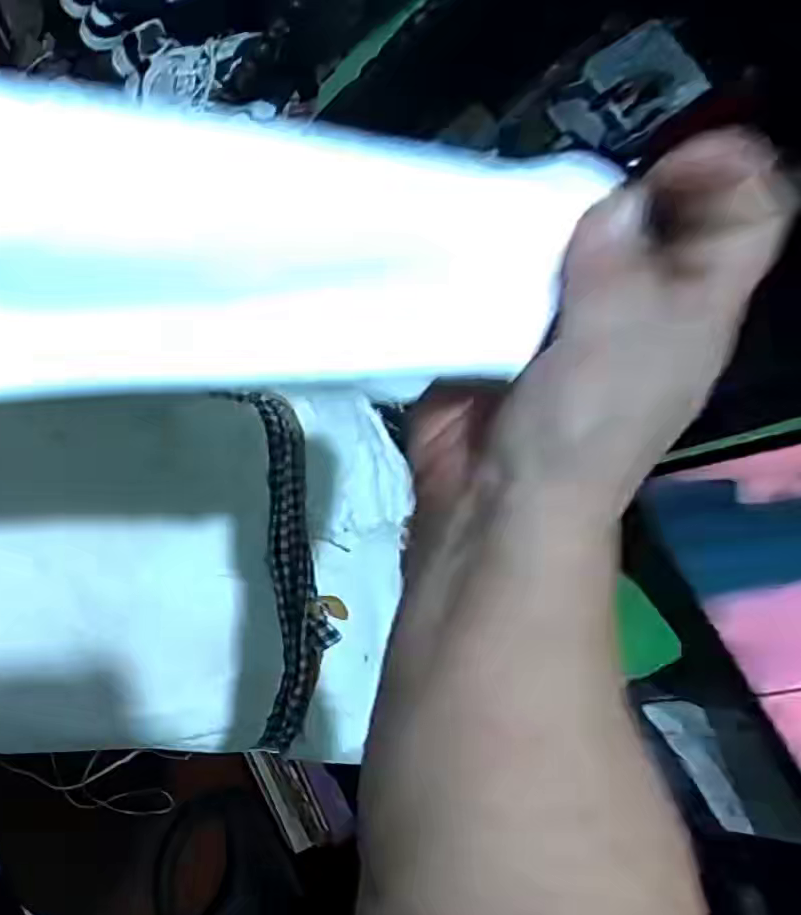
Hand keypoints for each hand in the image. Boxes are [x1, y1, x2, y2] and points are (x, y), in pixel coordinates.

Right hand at [409, 129, 795, 543]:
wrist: (490, 494)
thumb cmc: (580, 427)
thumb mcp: (620, 343)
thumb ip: (615, 271)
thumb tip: (608, 204)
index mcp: (687, 306)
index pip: (736, 221)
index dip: (726, 177)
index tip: (678, 153)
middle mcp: (619, 311)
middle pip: (629, 234)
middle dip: (602, 202)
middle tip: (558, 186)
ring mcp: (541, 333)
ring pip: (541, 267)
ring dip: (519, 245)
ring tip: (491, 221)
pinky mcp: (475, 352)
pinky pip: (473, 306)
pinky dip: (463, 287)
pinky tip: (446, 269)